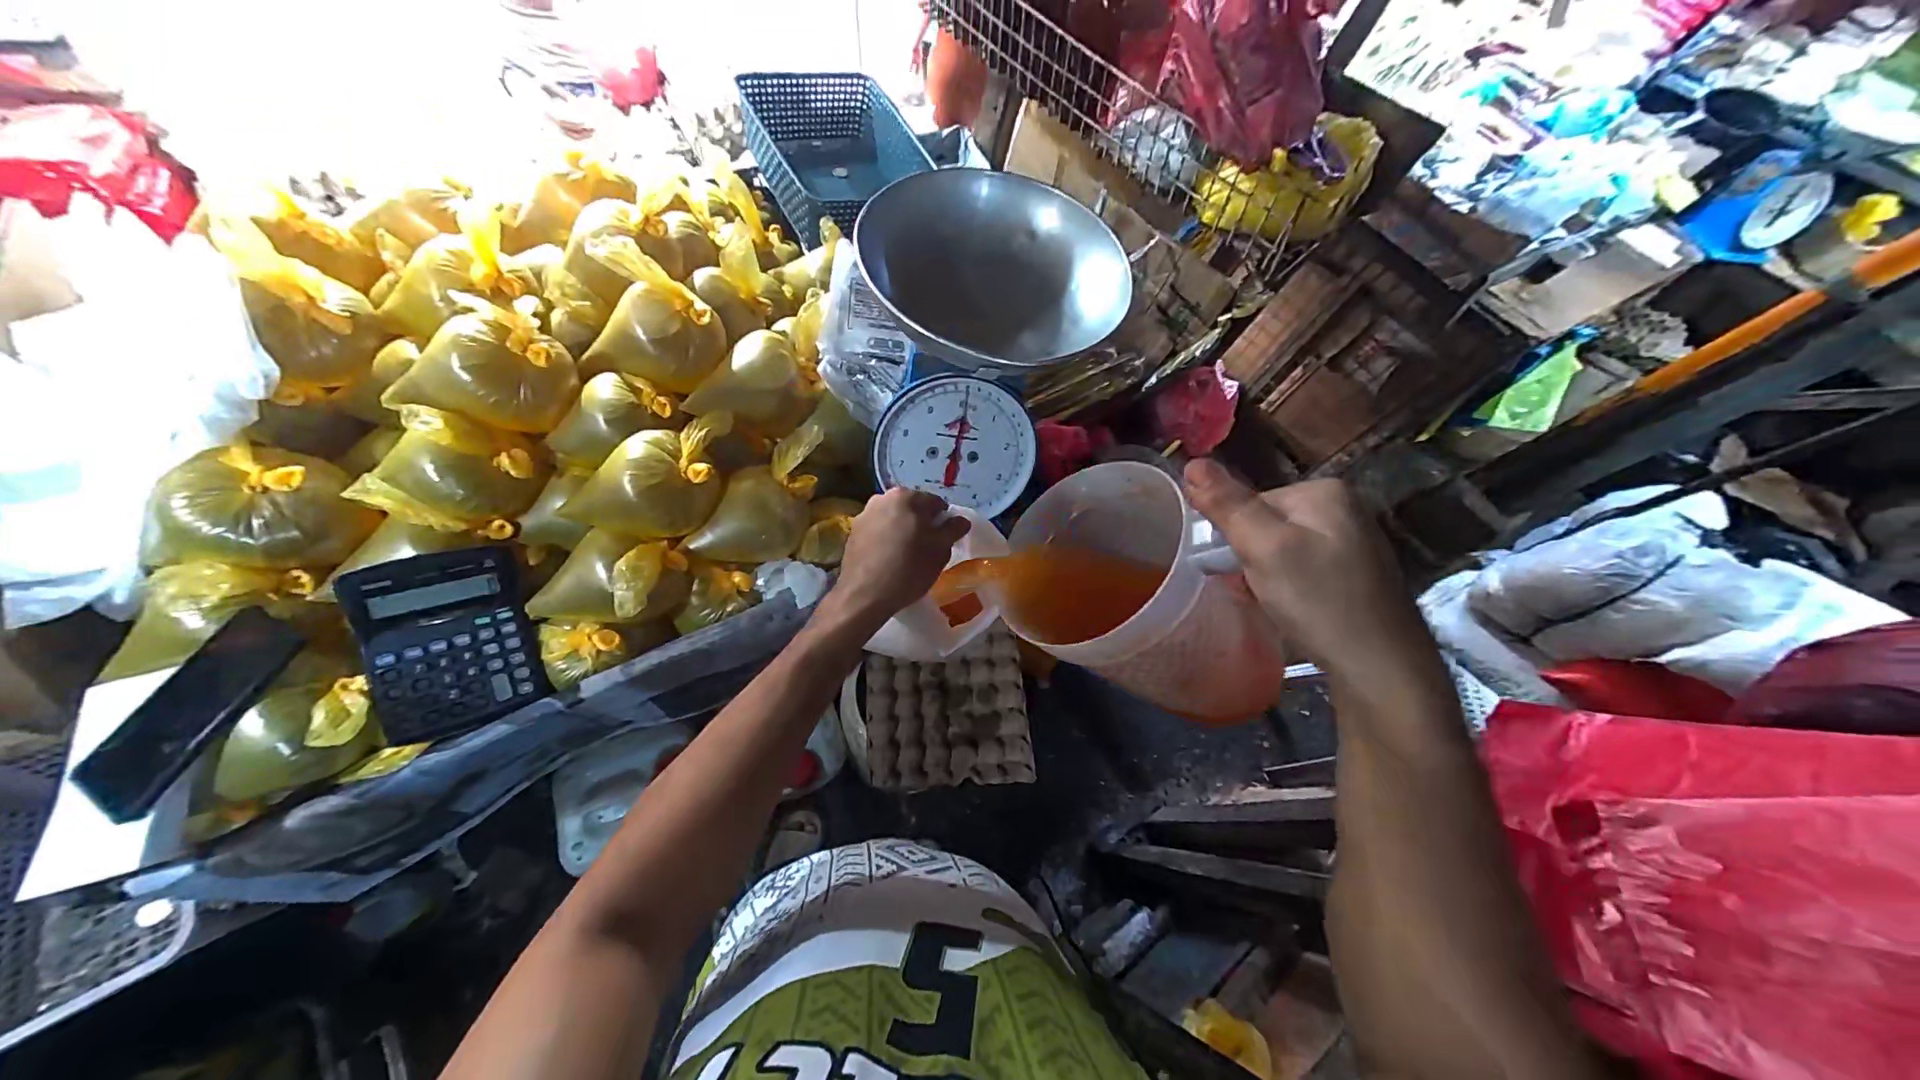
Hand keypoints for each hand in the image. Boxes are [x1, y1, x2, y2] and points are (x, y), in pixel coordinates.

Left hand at [825, 488, 970, 628]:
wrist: (864, 595)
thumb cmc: (908, 569)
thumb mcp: (940, 551)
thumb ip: (953, 530)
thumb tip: (961, 520)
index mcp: (906, 496)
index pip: (936, 504)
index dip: (944, 523)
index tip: (944, 542)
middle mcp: (882, 498)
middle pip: (912, 510)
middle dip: (922, 526)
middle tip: (927, 551)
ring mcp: (864, 515)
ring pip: (894, 521)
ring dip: (903, 533)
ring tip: (906, 557)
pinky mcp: (853, 533)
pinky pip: (878, 532)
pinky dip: (886, 541)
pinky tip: (888, 561)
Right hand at [1184, 460, 1427, 679]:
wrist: (1380, 667)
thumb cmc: (1318, 601)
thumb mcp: (1263, 548)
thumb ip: (1227, 505)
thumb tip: (1192, 462)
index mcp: (1324, 490)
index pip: (1251, 501)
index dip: (1235, 536)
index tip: (1237, 569)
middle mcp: (1344, 507)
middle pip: (1267, 523)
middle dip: (1252, 556)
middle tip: (1257, 590)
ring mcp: (1354, 541)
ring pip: (1283, 548)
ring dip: (1268, 574)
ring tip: (1277, 603)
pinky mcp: (1357, 573)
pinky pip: (1304, 568)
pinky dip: (1291, 588)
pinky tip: (1297, 610)